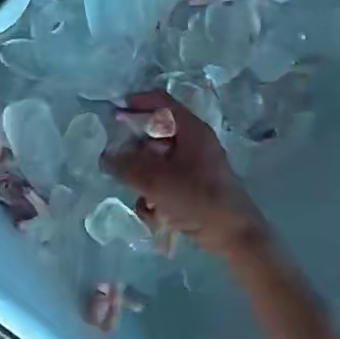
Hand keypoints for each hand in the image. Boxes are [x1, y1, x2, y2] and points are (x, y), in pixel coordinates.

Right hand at [104, 91, 267, 258]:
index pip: (161, 102)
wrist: (234, 236)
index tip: (112, 114)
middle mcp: (193, 143)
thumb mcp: (157, 181)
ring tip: (134, 191)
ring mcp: (194, 166)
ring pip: (156, 160)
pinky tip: (150, 213)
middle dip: (133, 147)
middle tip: (114, 157)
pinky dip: (154, 194)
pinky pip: (164, 181)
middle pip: (155, 133)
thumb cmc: (199, 200)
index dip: (136, 103)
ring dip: (141, 176)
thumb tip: (105, 157)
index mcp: (191, 130)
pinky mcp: (192, 187)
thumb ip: (127, 166)